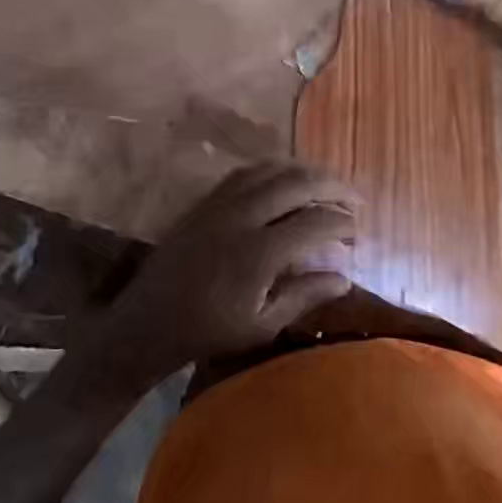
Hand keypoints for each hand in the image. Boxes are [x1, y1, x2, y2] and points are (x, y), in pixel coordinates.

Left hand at [59, 163, 357, 397]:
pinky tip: (286, 180)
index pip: (315, 222)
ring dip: (305, 173)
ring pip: (272, 170)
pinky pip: (246, 172)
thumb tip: (345, 278)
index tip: (355, 233)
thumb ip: (305, 296)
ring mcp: (221, 204)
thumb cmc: (207, 332)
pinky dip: (275, 170)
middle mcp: (242, 218)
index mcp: (259, 253)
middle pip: (298, 184)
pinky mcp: (205, 202)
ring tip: (327, 184)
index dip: (342, 223)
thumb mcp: (262, 326)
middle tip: (354, 198)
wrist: (146, 324)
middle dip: (333, 186)